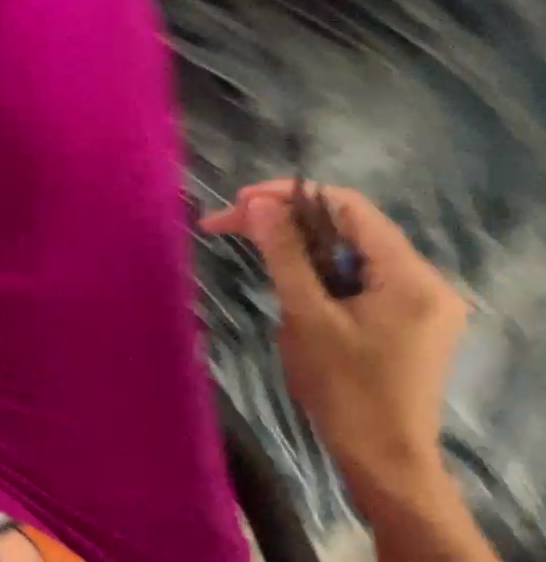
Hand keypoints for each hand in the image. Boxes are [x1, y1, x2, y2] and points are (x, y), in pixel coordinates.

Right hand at [201, 182, 468, 515]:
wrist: (381, 454)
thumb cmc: (344, 384)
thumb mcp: (307, 314)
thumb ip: (284, 253)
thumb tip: (258, 202)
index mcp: (412, 278)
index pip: (350, 208)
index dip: (291, 196)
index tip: (239, 203)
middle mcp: (425, 282)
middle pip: (348, 227)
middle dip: (284, 219)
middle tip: (225, 224)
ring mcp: (417, 301)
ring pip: (347, 250)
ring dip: (294, 242)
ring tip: (244, 242)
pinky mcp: (403, 317)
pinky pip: (354, 273)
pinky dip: (313, 265)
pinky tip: (281, 271)